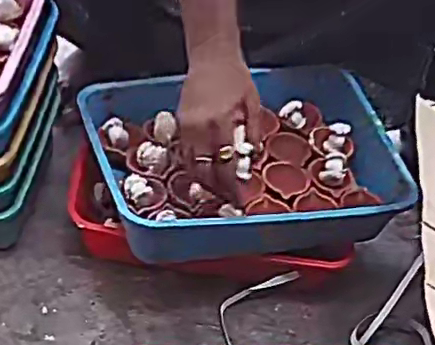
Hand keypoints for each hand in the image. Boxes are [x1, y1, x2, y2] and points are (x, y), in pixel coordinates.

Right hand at [175, 57, 268, 202]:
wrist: (211, 55)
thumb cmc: (235, 77)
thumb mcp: (252, 101)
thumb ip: (253, 131)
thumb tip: (254, 160)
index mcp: (221, 123)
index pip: (225, 166)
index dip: (232, 187)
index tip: (239, 199)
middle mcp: (201, 129)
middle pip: (206, 172)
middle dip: (217, 190)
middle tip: (227, 199)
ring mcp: (187, 129)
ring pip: (193, 168)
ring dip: (204, 182)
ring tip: (215, 191)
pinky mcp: (180, 127)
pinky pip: (185, 156)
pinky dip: (194, 168)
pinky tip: (204, 174)